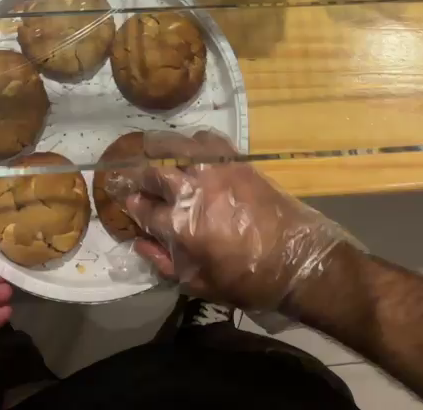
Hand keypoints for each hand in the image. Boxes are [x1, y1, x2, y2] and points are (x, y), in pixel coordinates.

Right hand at [120, 130, 347, 312]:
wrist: (298, 259)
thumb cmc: (247, 280)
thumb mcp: (200, 283)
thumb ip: (164, 261)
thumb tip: (139, 242)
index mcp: (181, 224)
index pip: (143, 208)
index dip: (130, 204)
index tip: (124, 199)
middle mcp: (192, 189)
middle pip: (153, 172)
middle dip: (137, 175)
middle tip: (131, 177)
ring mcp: (215, 169)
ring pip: (175, 146)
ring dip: (159, 151)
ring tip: (154, 156)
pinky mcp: (236, 159)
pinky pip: (207, 139)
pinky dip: (193, 142)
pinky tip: (192, 151)